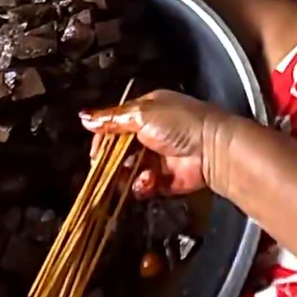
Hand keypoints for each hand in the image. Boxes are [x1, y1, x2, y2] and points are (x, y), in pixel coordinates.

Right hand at [80, 89, 229, 197]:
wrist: (213, 149)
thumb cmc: (179, 124)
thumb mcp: (142, 115)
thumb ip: (112, 119)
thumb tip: (84, 118)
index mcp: (146, 110)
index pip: (115, 123)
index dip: (103, 138)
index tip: (95, 154)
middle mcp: (151, 132)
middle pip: (120, 149)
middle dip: (113, 161)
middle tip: (105, 171)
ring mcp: (158, 156)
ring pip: (129, 170)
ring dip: (127, 175)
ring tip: (131, 176)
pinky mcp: (165, 179)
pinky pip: (145, 185)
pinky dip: (144, 185)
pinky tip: (149, 182)